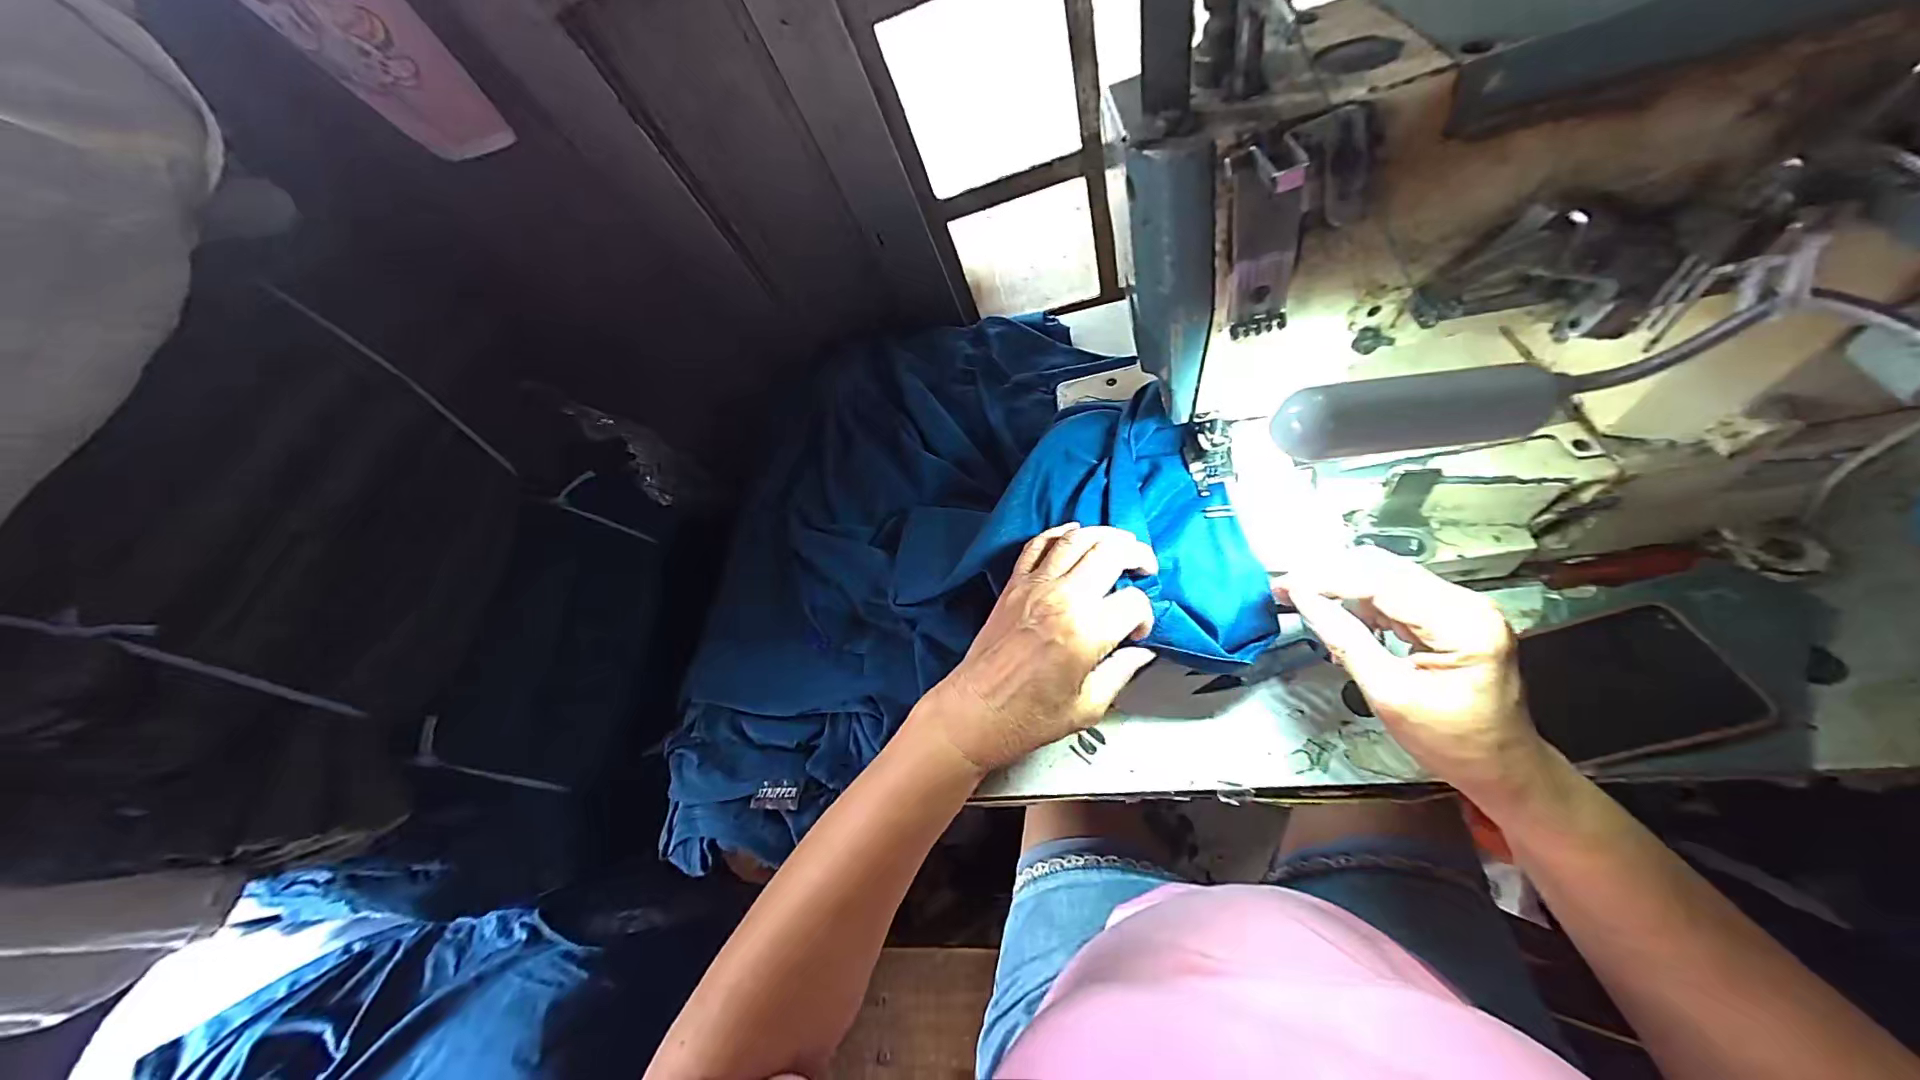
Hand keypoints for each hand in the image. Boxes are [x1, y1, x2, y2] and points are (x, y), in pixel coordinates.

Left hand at [914, 524, 1157, 773]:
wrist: (973, 711)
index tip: (1136, 632)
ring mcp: (1034, 588)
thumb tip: (1139, 654)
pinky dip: (1059, 534)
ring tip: (1121, 543)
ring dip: (1105, 535)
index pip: (1133, 602)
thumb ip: (1119, 674)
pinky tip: (1075, 533)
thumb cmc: (1026, 717)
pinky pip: (1038, 545)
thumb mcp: (1086, 707)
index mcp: (1085, 633)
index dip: (1144, 616)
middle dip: (1136, 554)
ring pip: (1076, 540)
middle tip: (1145, 566)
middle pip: (1110, 553)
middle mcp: (1061, 600)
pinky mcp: (1013, 586)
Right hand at [1275, 547, 1557, 806]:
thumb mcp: (1388, 694)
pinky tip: (1339, 616)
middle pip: (1385, 571)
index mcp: (1464, 625)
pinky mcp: (1451, 614)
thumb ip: (1345, 640)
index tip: (1286, 585)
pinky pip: (1397, 594)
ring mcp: (1462, 607)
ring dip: (1343, 587)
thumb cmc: (1452, 742)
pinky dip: (1362, 601)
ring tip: (1306, 601)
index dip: (1327, 581)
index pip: (1382, 585)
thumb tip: (1305, 600)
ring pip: (1387, 577)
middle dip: (1331, 577)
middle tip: (1288, 588)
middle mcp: (1469, 604)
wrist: (1501, 766)